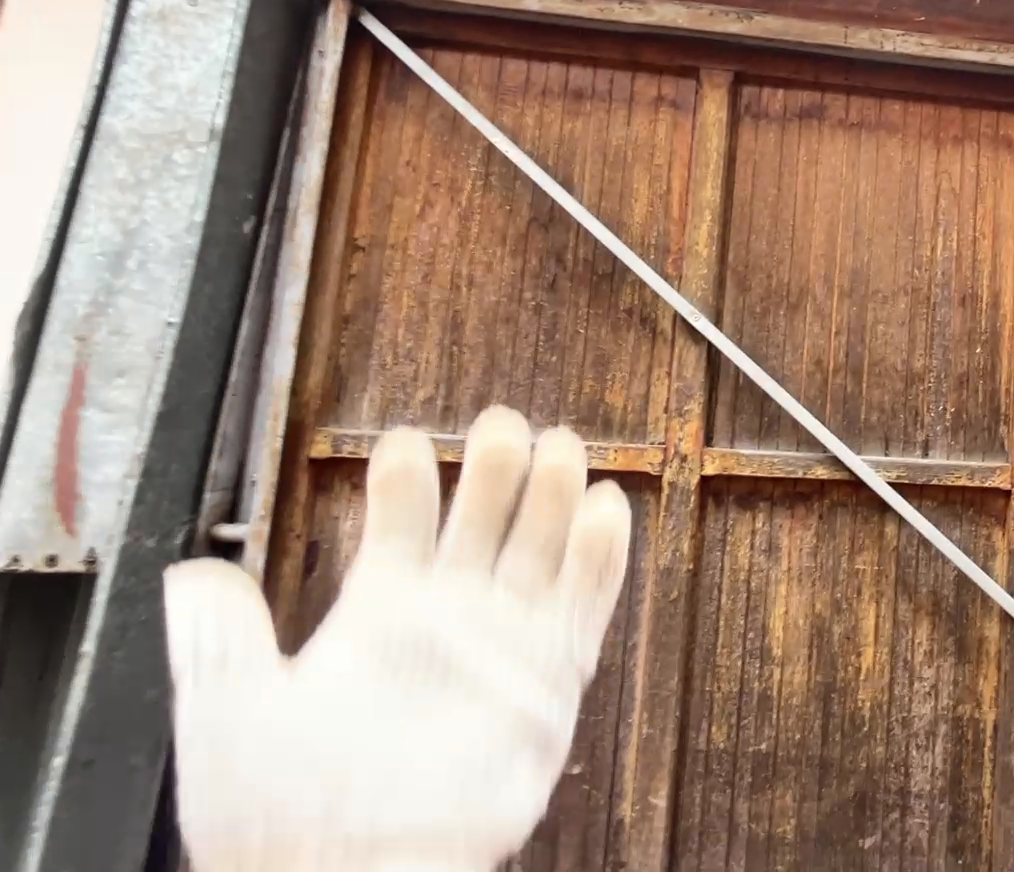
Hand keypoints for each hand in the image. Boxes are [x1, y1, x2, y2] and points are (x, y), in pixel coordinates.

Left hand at [164, 406, 631, 871]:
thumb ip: (221, 639)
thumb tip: (189, 572)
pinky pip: (590, 597)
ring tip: (562, 445)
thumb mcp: (237, 715)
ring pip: (543, 545)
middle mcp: (454, 611)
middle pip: (486, 520)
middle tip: (506, 423)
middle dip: (497, 469)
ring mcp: (512, 634)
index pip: (401, 523)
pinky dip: (603, 552)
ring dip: (556, 495)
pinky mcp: (558, 667)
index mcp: (382, 610)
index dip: (407, 479)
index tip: (410, 439)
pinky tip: (608, 505)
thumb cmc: (293, 807)